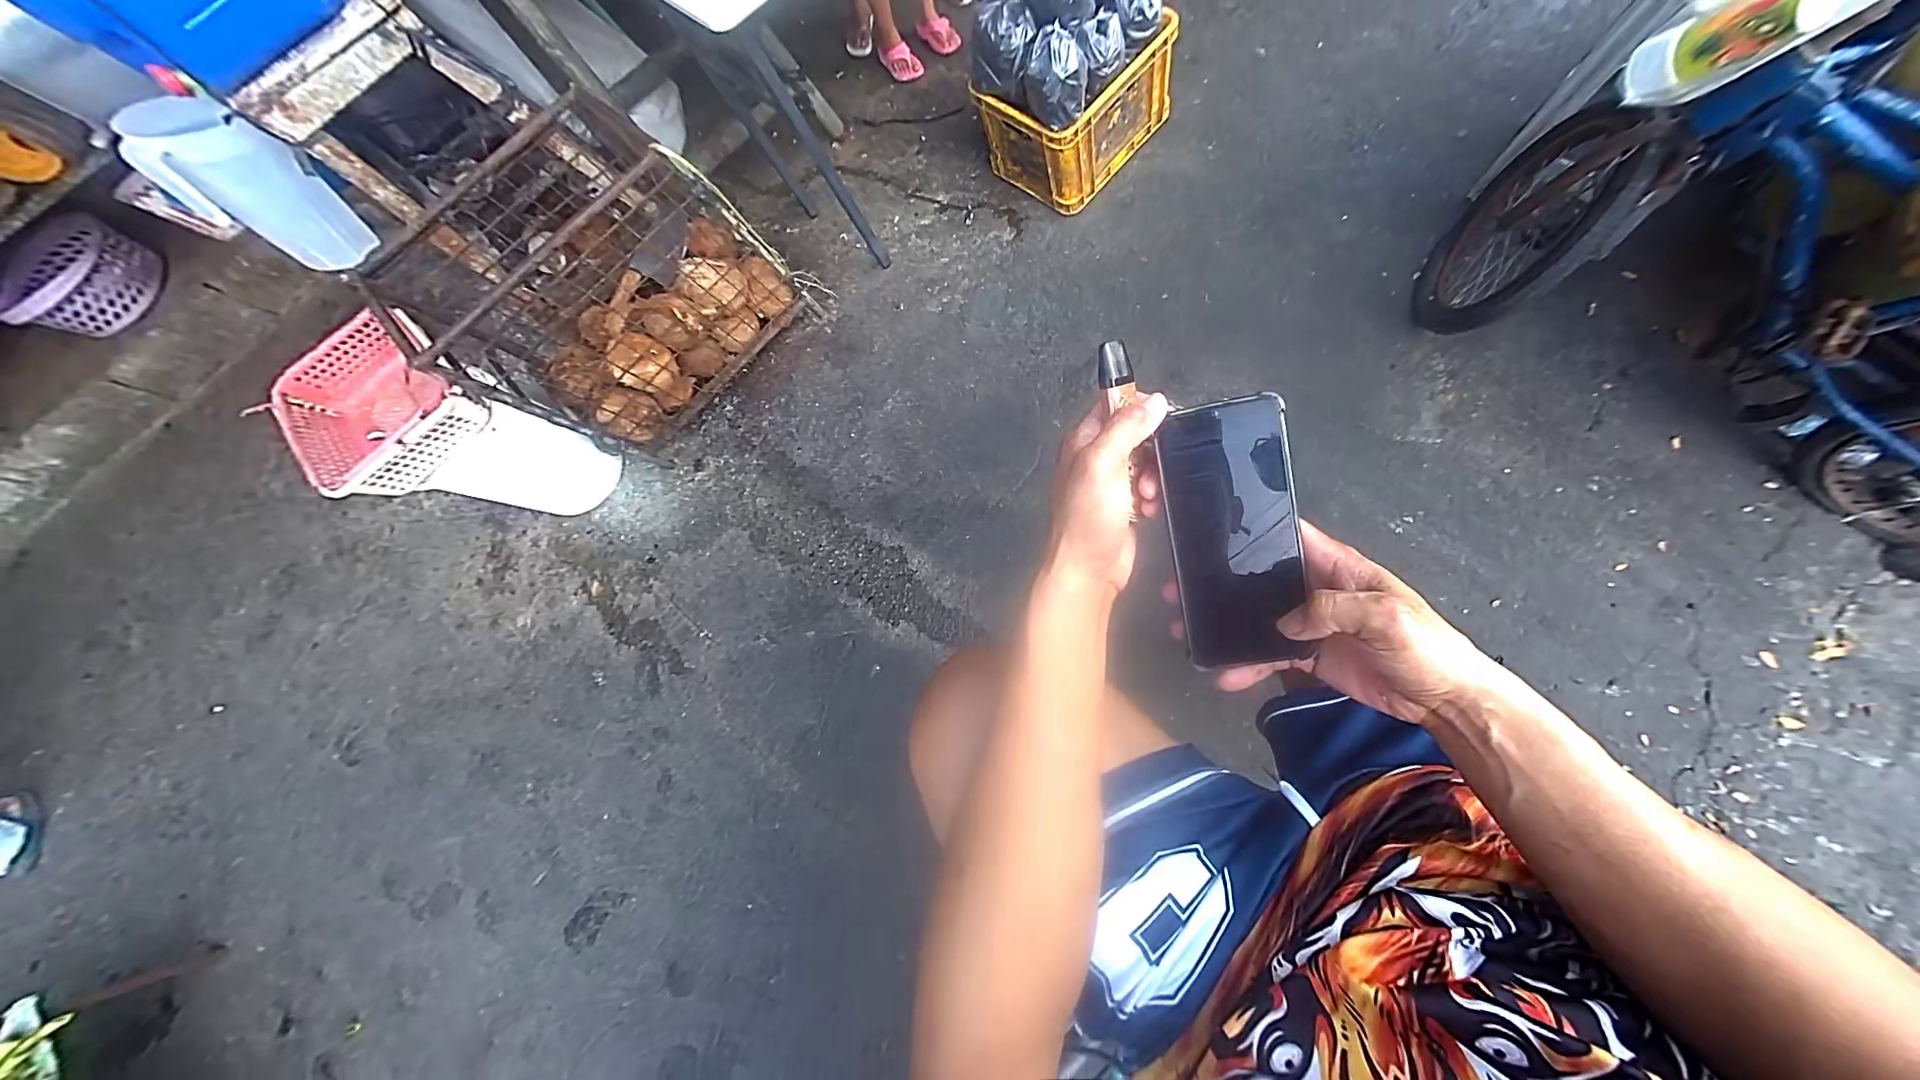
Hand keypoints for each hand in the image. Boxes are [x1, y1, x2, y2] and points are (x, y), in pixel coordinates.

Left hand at [1045, 393, 1169, 595]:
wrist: (1088, 568)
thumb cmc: (1084, 522)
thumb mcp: (1104, 463)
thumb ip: (1126, 427)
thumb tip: (1151, 402)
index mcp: (1082, 441)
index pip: (1113, 404)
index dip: (1137, 408)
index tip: (1155, 420)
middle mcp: (1093, 459)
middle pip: (1135, 434)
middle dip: (1151, 449)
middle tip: (1145, 467)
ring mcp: (1108, 483)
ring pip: (1146, 462)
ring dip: (1153, 476)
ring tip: (1144, 493)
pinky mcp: (1123, 504)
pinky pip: (1148, 488)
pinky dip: (1152, 496)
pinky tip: (1146, 508)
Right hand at [1172, 521, 1511, 725]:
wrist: (1445, 701)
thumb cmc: (1428, 648)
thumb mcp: (1387, 617)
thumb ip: (1334, 608)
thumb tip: (1287, 621)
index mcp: (1338, 568)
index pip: (1291, 538)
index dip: (1255, 532)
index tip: (1214, 535)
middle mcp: (1317, 590)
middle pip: (1261, 579)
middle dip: (1222, 584)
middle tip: (1182, 590)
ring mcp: (1310, 624)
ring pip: (1257, 619)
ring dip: (1226, 627)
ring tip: (1188, 632)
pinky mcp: (1308, 655)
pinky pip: (1268, 655)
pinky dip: (1246, 665)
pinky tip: (1227, 675)